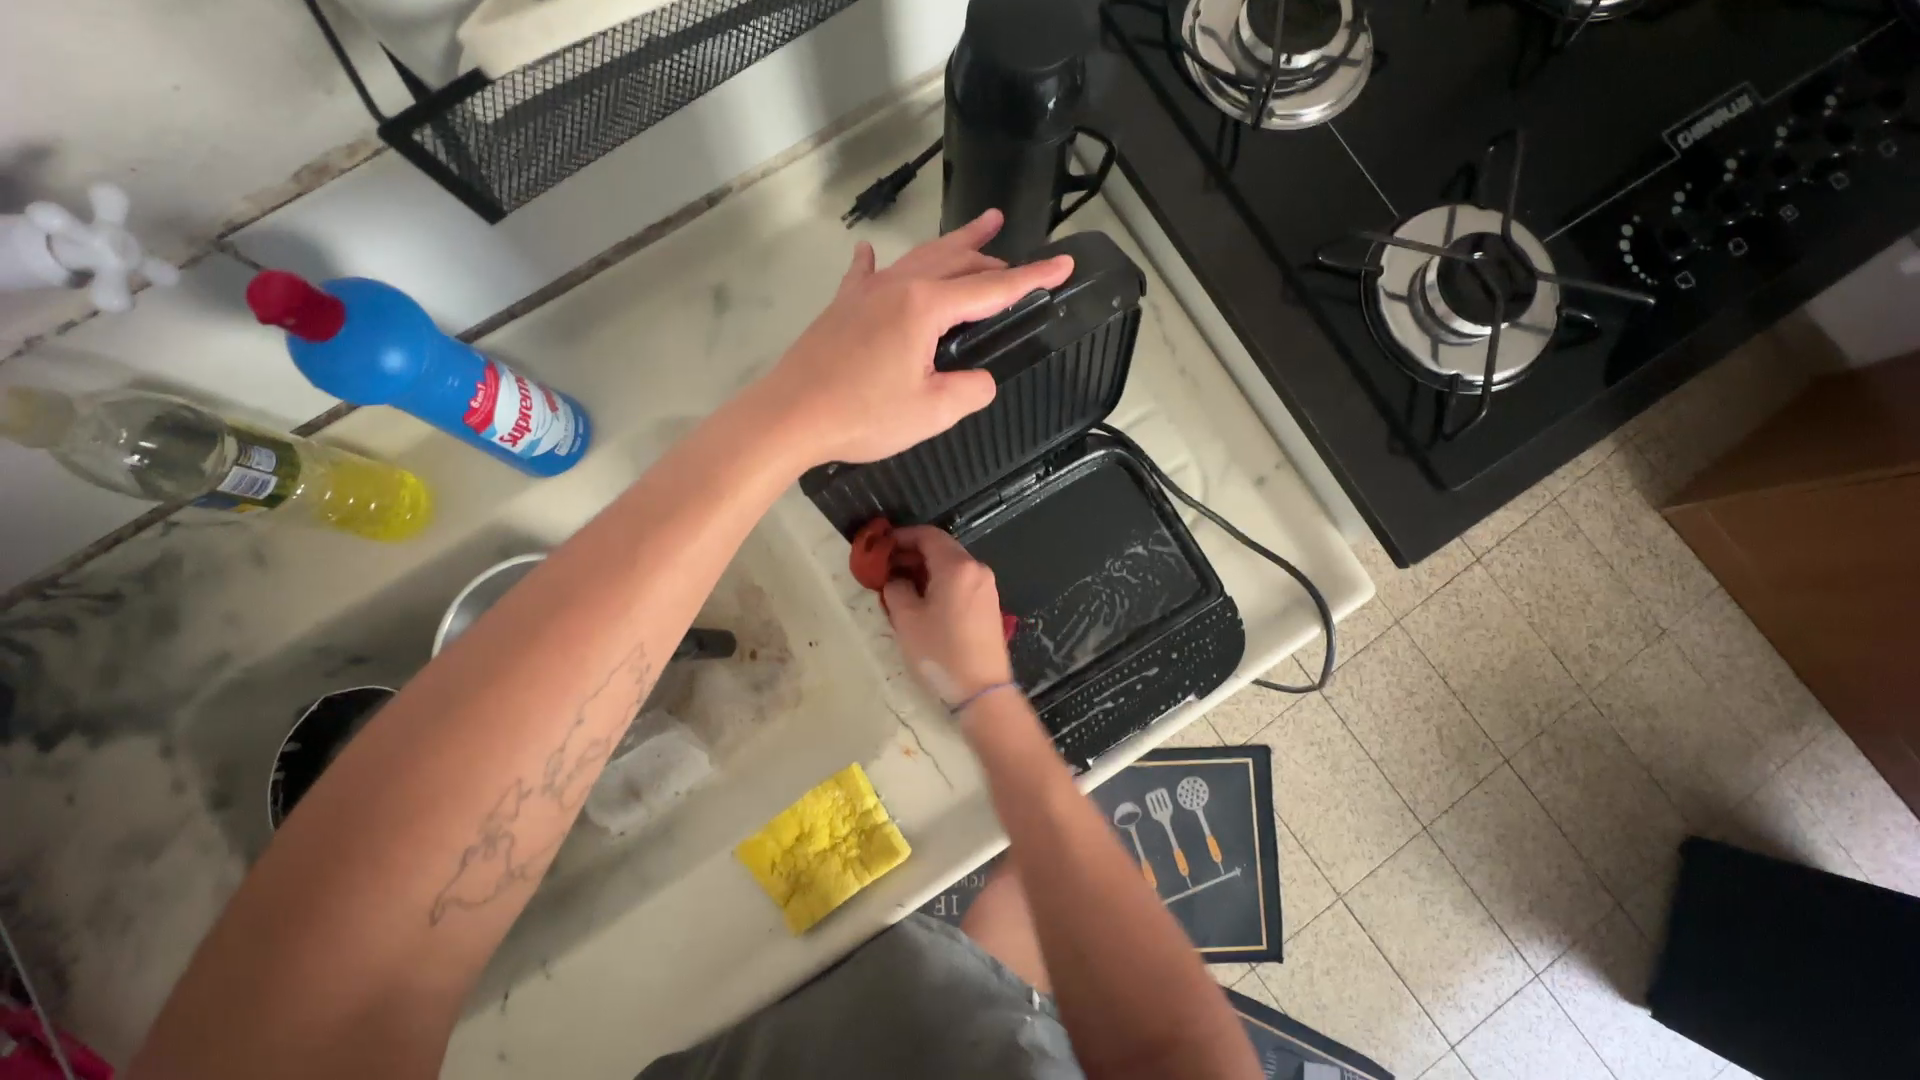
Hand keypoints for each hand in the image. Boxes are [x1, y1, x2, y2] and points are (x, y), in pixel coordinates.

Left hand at [756, 210, 1074, 464]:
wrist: (790, 415)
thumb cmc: (863, 414)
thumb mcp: (933, 412)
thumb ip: (971, 390)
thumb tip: (979, 379)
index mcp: (926, 306)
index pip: (993, 288)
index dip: (1033, 277)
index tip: (1064, 264)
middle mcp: (899, 286)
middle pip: (956, 260)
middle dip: (992, 256)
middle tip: (1017, 258)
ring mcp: (866, 292)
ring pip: (919, 257)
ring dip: (952, 244)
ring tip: (978, 227)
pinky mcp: (842, 307)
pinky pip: (867, 273)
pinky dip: (878, 262)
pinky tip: (871, 252)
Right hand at [881, 526, 1015, 705]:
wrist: (981, 690)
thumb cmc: (940, 651)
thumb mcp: (906, 619)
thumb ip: (895, 589)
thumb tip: (895, 580)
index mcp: (957, 567)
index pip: (927, 535)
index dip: (901, 537)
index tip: (881, 548)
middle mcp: (977, 570)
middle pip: (941, 549)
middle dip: (912, 554)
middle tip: (886, 569)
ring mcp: (987, 588)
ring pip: (952, 567)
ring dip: (925, 571)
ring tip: (900, 587)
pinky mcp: (989, 606)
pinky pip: (961, 583)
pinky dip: (941, 584)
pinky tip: (923, 602)